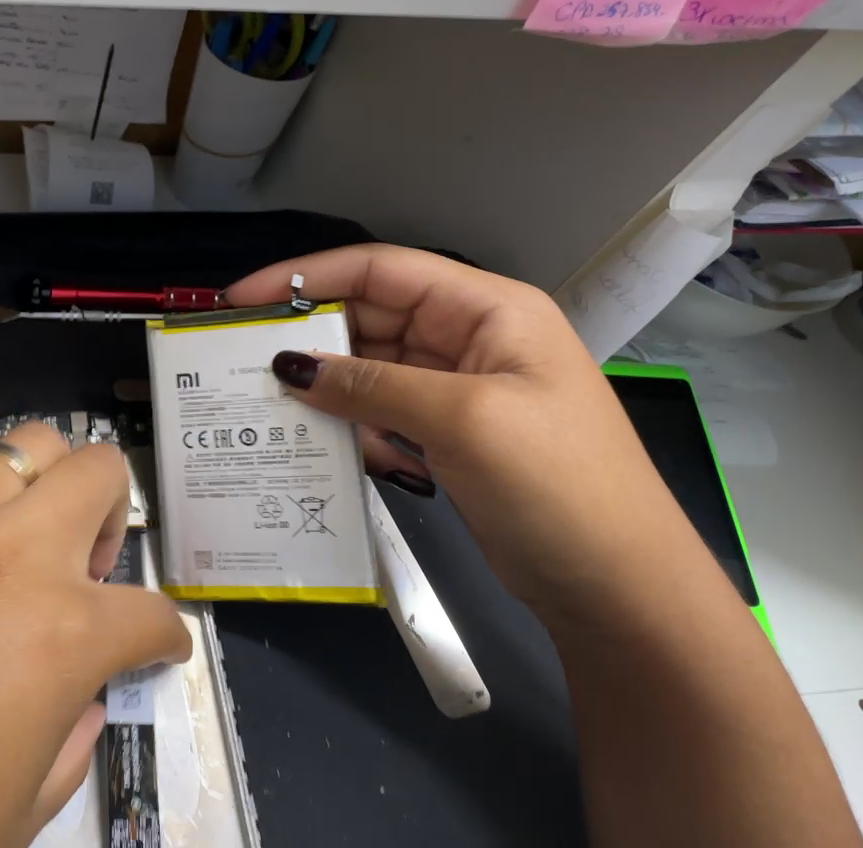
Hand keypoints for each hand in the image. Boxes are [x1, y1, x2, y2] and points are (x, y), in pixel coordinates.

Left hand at [0, 422, 189, 847]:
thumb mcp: (15, 813)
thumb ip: (66, 741)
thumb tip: (74, 698)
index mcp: (64, 633)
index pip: (151, 616)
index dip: (163, 638)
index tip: (153, 650)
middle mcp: (12, 554)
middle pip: (102, 473)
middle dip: (114, 519)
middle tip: (87, 575)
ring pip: (23, 445)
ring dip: (42, 485)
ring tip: (20, 539)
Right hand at [224, 244, 705, 623]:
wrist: (620, 591)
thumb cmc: (559, 486)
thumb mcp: (462, 421)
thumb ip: (370, 384)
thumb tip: (288, 365)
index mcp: (488, 309)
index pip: (381, 269)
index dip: (307, 276)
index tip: (242, 299)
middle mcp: (470, 338)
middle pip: (369, 318)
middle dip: (310, 338)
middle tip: (242, 361)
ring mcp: (457, 389)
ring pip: (368, 369)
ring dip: (326, 389)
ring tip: (272, 410)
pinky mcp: (445, 434)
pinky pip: (379, 412)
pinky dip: (351, 427)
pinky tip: (330, 451)